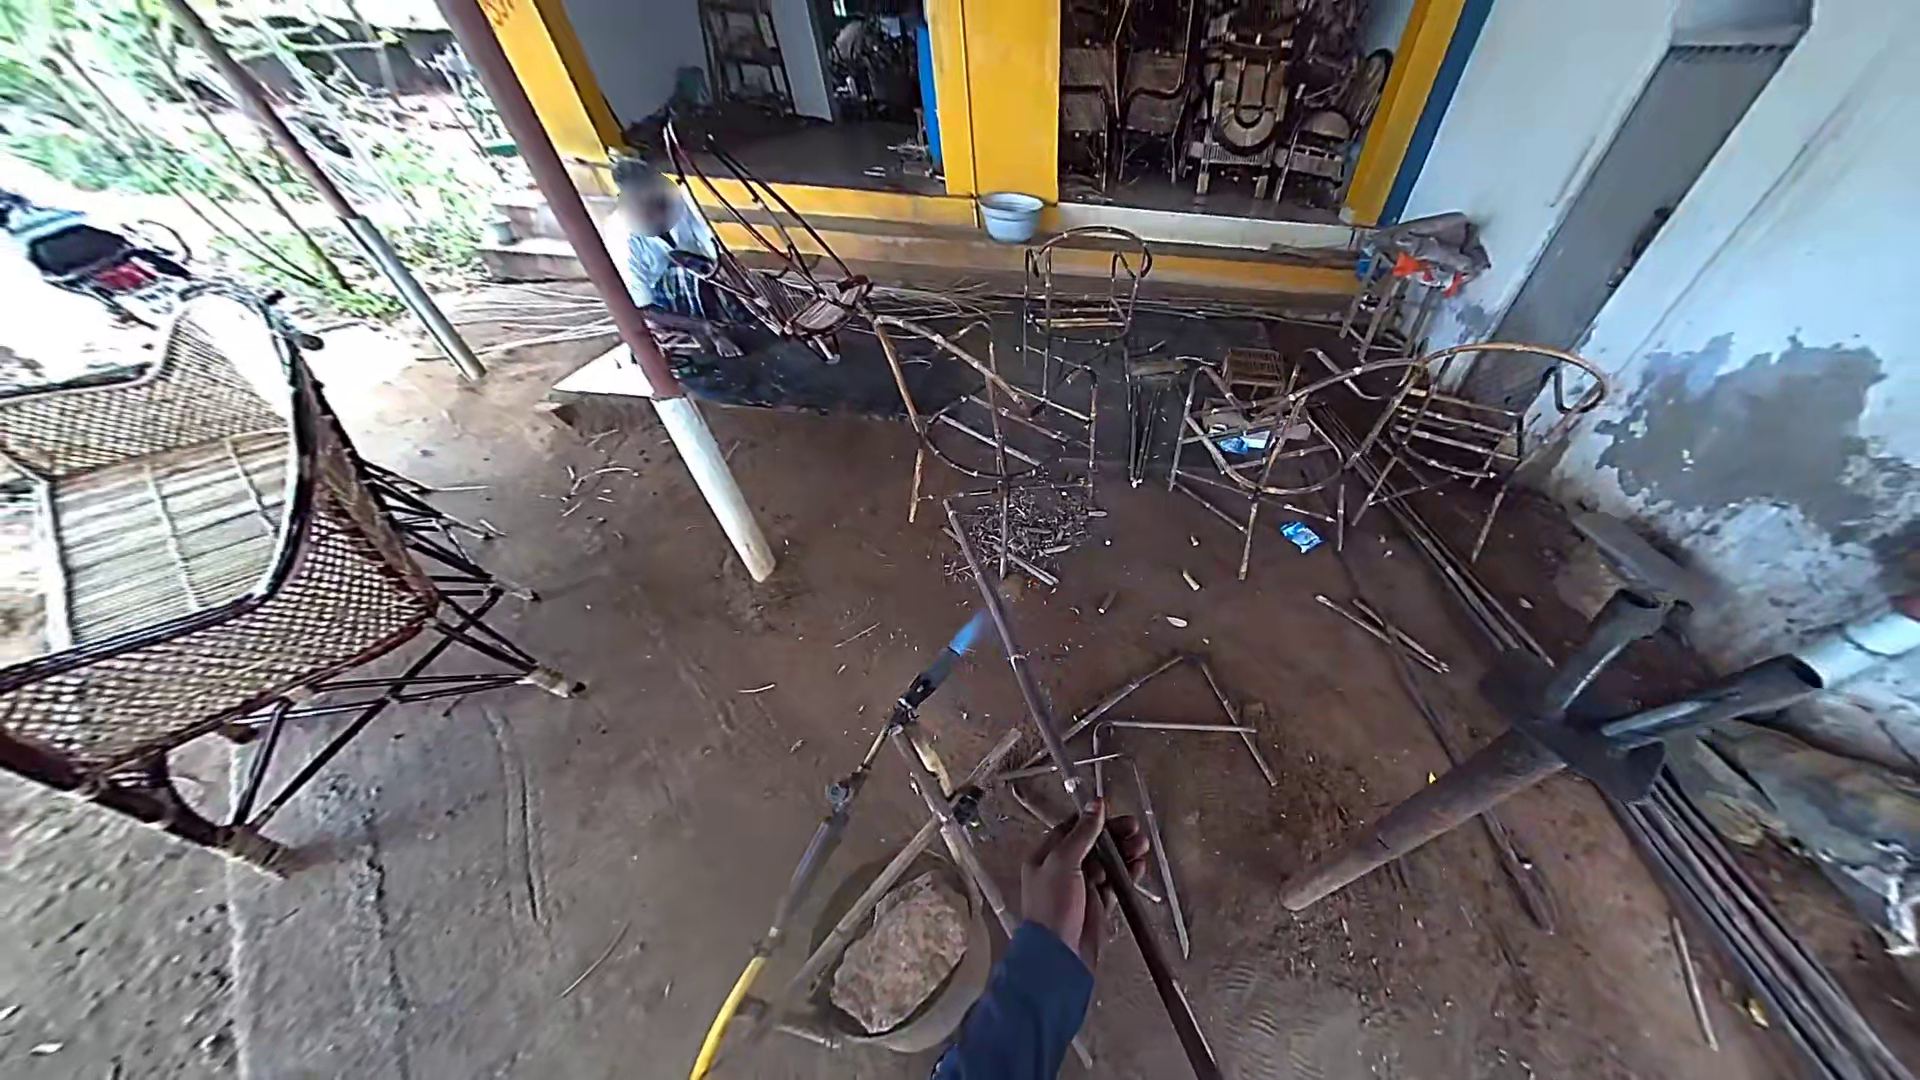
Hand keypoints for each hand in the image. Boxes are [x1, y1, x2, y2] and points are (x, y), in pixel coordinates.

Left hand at [1020, 799, 1149, 971]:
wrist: (1059, 959)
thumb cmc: (1054, 905)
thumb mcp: (1063, 862)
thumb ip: (1082, 834)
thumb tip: (1096, 804)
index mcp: (1047, 855)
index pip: (1071, 828)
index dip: (1092, 818)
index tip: (1112, 809)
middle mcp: (1063, 869)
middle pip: (1092, 844)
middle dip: (1114, 835)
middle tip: (1136, 828)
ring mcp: (1081, 888)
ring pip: (1106, 863)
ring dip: (1124, 853)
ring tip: (1142, 845)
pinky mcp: (1098, 906)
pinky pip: (1115, 884)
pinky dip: (1127, 874)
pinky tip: (1139, 866)